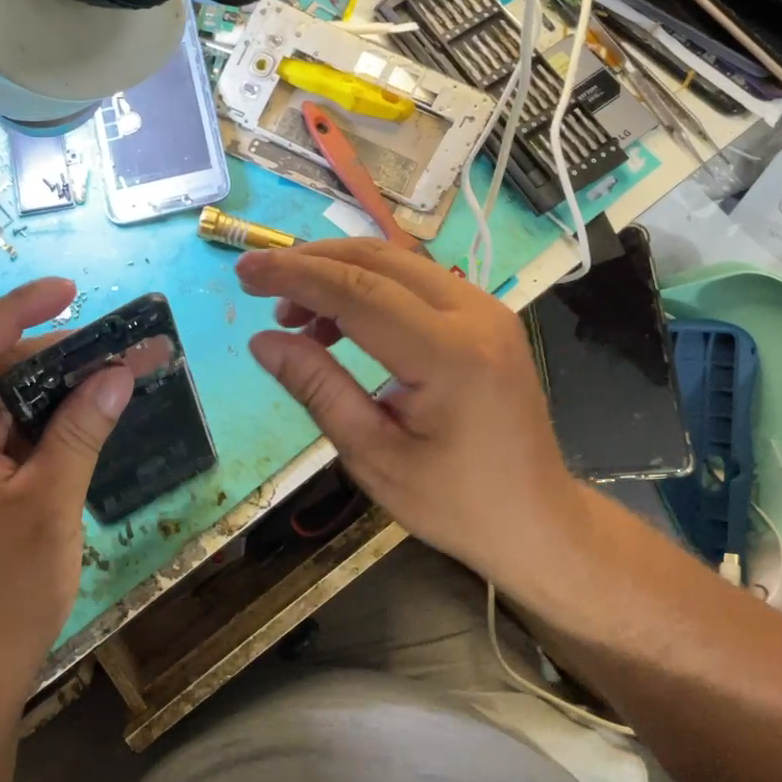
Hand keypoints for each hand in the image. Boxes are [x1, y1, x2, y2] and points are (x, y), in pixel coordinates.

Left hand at [0, 278, 133, 690]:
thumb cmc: (8, 590)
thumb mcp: (51, 504)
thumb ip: (81, 431)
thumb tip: (118, 371)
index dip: (17, 308)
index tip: (68, 292)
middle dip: (52, 349)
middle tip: (112, 344)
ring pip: (6, 398)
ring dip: (58, 383)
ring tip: (115, 371)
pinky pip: (13, 430)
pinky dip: (51, 417)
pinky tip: (93, 411)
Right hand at [235, 240, 584, 574]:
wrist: (537, 520)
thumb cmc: (454, 502)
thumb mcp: (373, 455)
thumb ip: (318, 389)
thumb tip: (263, 342)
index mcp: (449, 356)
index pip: (357, 292)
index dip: (294, 276)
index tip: (244, 273)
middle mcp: (474, 316)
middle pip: (376, 261)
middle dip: (309, 264)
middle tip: (257, 287)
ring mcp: (485, 310)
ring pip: (395, 262)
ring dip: (335, 274)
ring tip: (291, 316)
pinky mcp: (484, 317)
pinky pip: (413, 281)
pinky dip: (365, 288)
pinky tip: (335, 325)